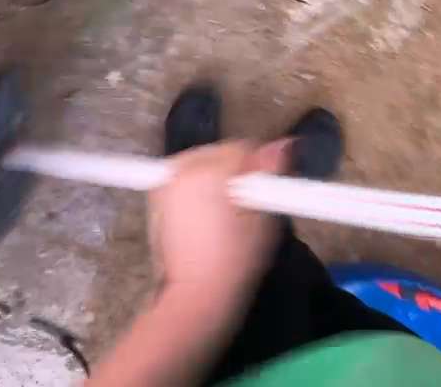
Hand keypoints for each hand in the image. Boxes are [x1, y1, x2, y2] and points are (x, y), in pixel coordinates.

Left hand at [149, 139, 290, 313]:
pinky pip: (186, 177)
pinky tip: (204, 217)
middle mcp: (181, 166)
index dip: (260, 172)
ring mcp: (164, 179)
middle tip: (244, 210)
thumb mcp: (264, 219)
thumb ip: (271, 174)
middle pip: (222, 153)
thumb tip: (285, 142)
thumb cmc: (236, 261)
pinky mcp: (155, 194)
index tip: (263, 197)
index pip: (245, 149)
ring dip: (216, 180)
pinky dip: (197, 188)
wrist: (195, 297)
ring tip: (223, 217)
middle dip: (236, 174)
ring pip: (204, 163)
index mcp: (209, 169)